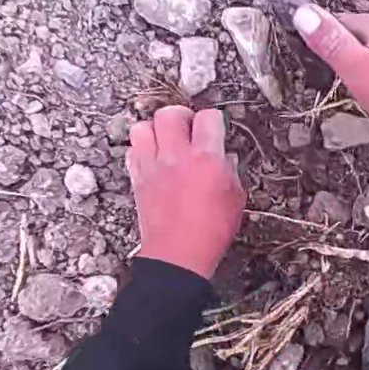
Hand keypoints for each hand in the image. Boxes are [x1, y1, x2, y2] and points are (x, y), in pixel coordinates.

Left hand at [127, 106, 244, 279]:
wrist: (179, 255)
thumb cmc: (211, 231)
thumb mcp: (236, 197)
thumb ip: (230, 170)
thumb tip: (225, 157)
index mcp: (206, 158)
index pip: (209, 117)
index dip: (215, 119)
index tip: (216, 127)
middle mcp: (176, 157)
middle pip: (170, 114)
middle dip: (182, 116)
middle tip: (189, 127)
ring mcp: (153, 167)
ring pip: (143, 127)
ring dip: (156, 130)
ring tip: (168, 140)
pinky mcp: (138, 179)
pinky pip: (132, 150)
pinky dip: (142, 149)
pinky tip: (155, 159)